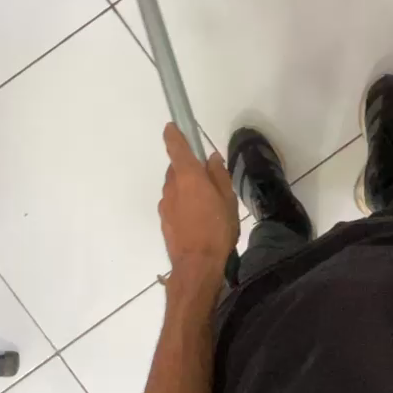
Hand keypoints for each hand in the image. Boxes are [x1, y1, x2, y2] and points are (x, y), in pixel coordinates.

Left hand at [157, 124, 239, 294]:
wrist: (196, 266)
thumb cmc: (217, 228)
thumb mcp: (227, 199)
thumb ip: (218, 175)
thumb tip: (211, 158)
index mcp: (188, 176)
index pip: (176, 148)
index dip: (173, 135)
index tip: (171, 126)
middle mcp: (172, 186)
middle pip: (177, 169)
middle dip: (189, 169)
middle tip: (208, 179)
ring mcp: (165, 205)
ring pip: (176, 188)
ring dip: (187, 189)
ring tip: (208, 205)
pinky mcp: (164, 221)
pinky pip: (174, 204)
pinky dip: (183, 205)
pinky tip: (198, 219)